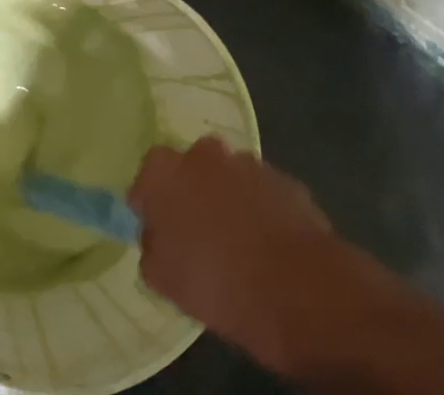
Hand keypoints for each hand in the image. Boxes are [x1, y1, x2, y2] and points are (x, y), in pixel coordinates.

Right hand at [128, 137, 378, 369]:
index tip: (156, 227)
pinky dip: (260, 208)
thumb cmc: (215, 282)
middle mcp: (205, 155)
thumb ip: (152, 244)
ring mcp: (250, 164)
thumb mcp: (161, 276)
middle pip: (191, 166)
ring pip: (229, 176)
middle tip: (195, 230)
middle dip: (191, 190)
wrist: (296, 288)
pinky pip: (262, 192)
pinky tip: (266, 243)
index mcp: (165, 172)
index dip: (150, 201)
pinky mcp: (287, 181)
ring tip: (235, 240)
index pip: (147, 175)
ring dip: (228, 197)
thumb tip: (158, 234)